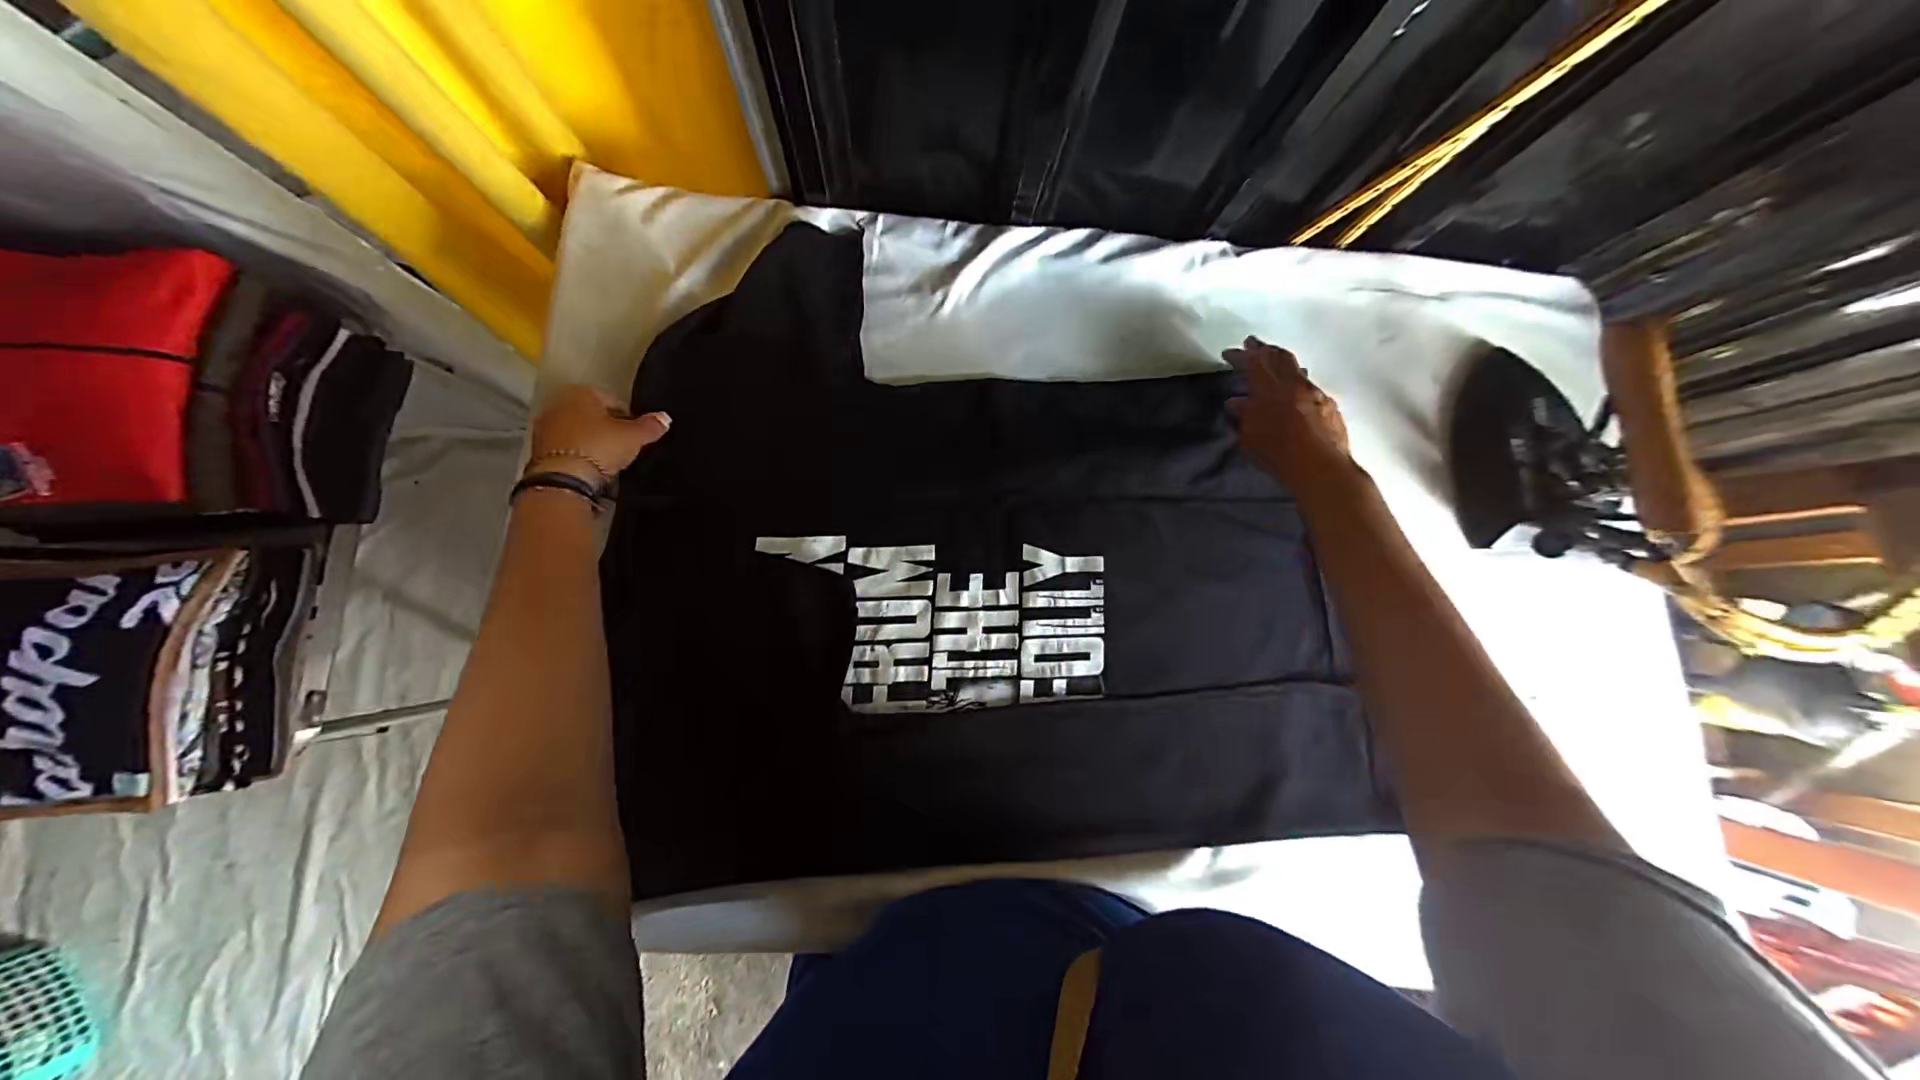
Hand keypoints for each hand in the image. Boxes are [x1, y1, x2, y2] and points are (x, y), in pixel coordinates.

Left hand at [527, 385, 670, 486]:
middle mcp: (559, 403)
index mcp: (581, 392)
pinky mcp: (538, 448)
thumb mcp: (634, 437)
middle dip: (607, 428)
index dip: (629, 418)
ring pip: (577, 430)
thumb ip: (650, 426)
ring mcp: (545, 425)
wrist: (563, 478)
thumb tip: (665, 418)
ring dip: (591, 441)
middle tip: (623, 446)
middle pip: (592, 414)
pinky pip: (566, 447)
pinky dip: (578, 454)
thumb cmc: (600, 447)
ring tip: (607, 459)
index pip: (613, 401)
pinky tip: (590, 467)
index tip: (636, 434)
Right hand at [1225, 337, 1350, 484]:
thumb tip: (1236, 402)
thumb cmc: (1278, 454)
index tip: (1229, 352)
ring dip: (1282, 363)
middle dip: (1264, 349)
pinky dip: (1297, 382)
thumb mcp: (1250, 437)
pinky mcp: (1329, 405)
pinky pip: (1310, 386)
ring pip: (1297, 369)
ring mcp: (1315, 393)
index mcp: (1270, 390)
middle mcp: (1294, 385)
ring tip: (1274, 362)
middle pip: (1279, 357)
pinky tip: (1295, 390)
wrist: (1320, 468)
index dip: (1240, 356)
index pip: (1253, 363)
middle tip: (1253, 344)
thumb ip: (1244, 416)